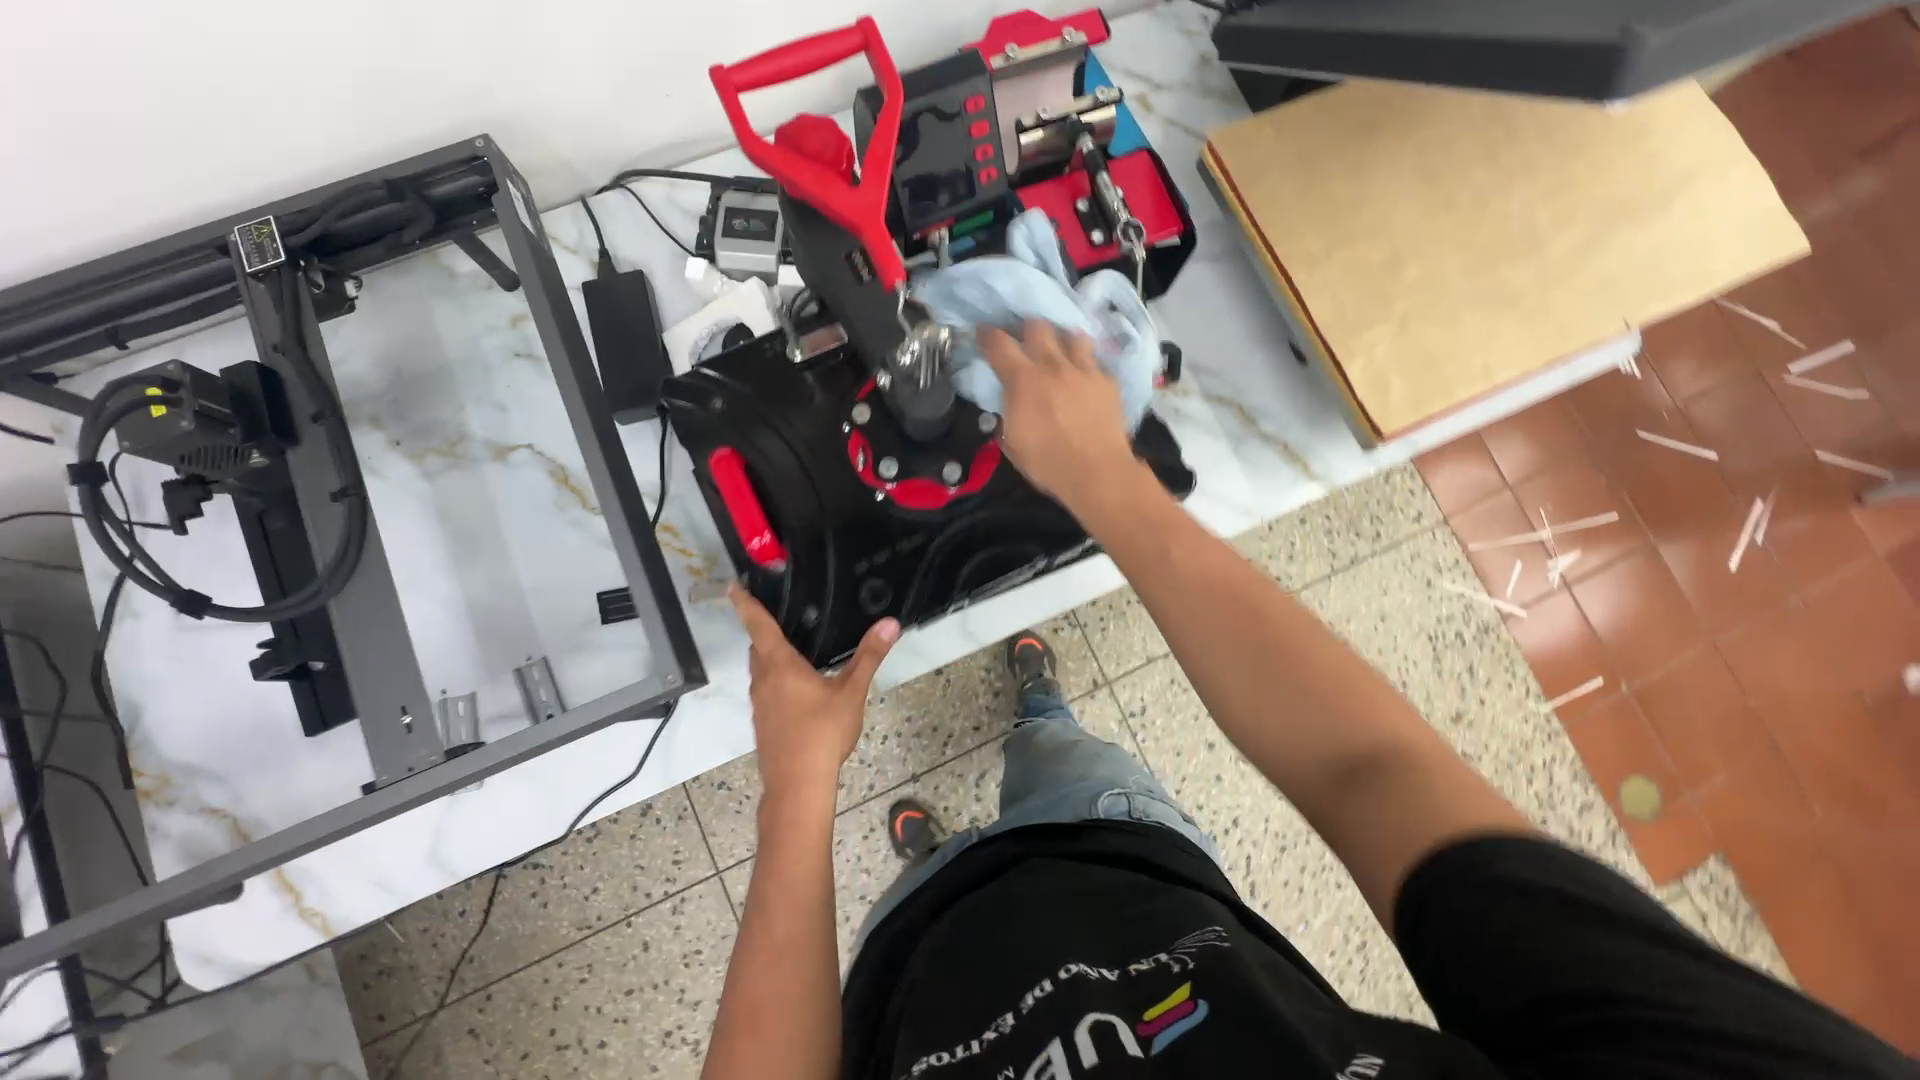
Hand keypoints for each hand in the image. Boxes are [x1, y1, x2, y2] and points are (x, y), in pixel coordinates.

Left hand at [730, 584, 899, 806]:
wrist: (797, 784)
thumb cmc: (822, 732)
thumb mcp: (851, 692)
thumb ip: (869, 657)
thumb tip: (890, 623)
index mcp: (779, 665)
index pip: (758, 625)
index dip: (746, 604)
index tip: (734, 587)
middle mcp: (763, 681)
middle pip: (757, 649)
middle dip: (764, 633)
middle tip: (780, 620)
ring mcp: (760, 706)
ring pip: (761, 673)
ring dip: (771, 660)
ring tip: (794, 654)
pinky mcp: (763, 725)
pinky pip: (766, 694)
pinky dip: (776, 684)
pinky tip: (798, 693)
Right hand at [980, 320, 1146, 517]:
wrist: (1096, 472)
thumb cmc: (1047, 463)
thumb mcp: (1012, 441)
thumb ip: (1007, 412)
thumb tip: (1010, 402)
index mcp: (1023, 381)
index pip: (999, 344)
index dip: (987, 334)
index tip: (983, 332)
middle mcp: (1053, 366)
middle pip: (1038, 326)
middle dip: (1027, 329)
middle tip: (1025, 341)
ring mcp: (1084, 370)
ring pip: (1072, 335)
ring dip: (1062, 340)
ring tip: (1060, 352)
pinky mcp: (1107, 381)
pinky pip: (1095, 362)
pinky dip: (1087, 366)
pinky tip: (1085, 379)